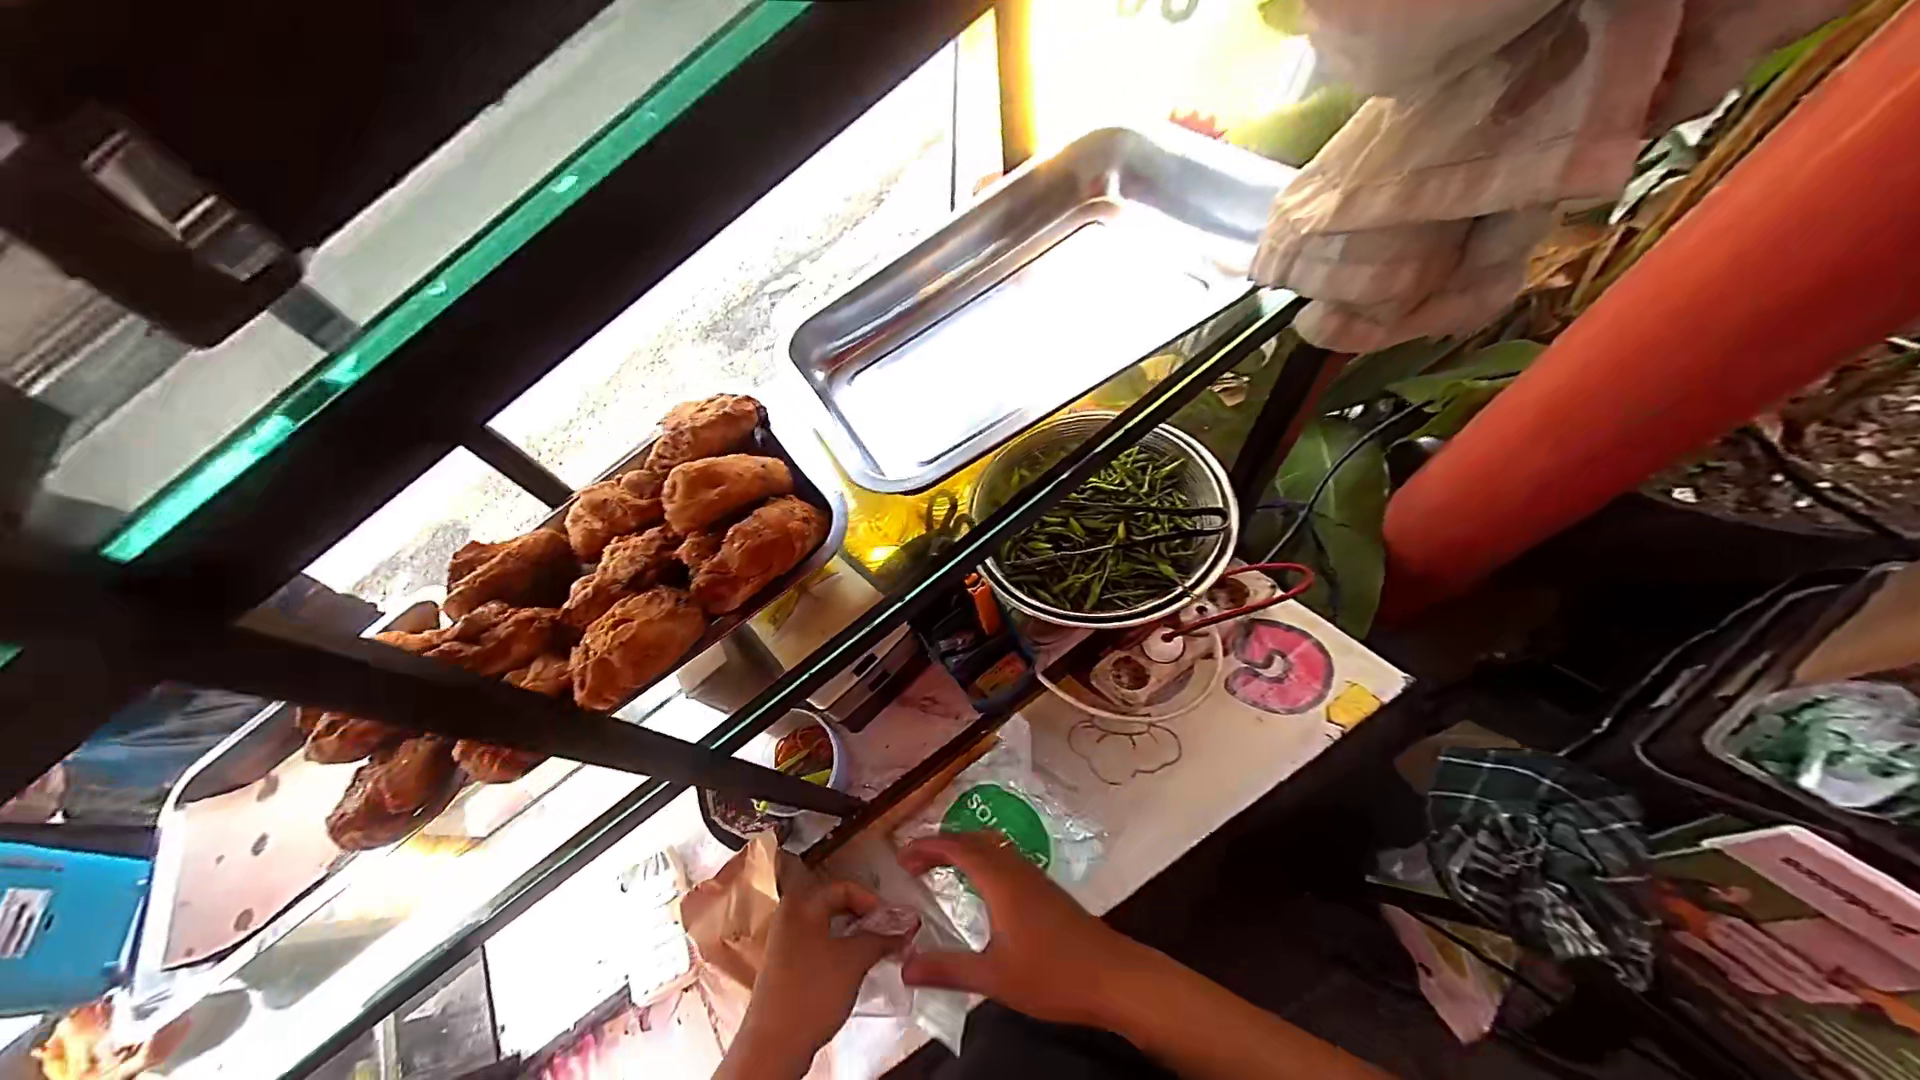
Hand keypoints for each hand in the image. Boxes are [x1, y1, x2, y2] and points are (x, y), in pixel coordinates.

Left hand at [724, 878, 909, 1076]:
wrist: (775, 1046)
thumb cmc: (812, 993)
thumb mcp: (855, 960)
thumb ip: (882, 938)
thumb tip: (905, 926)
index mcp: (801, 904)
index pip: (845, 888)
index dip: (873, 902)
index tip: (892, 920)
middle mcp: (789, 917)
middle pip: (835, 905)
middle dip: (865, 917)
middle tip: (887, 931)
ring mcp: (784, 943)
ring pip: (827, 927)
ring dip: (854, 935)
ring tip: (875, 949)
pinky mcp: (785, 967)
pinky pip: (818, 946)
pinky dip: (839, 950)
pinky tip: (853, 967)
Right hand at [897, 831, 1158, 1028]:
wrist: (1112, 976)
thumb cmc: (1052, 974)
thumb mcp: (994, 977)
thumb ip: (948, 969)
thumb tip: (904, 966)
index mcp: (1000, 880)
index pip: (956, 847)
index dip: (926, 847)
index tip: (900, 857)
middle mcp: (1015, 868)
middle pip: (972, 840)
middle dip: (940, 845)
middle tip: (913, 863)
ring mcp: (1033, 875)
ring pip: (991, 846)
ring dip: (962, 848)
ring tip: (939, 867)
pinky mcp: (1044, 888)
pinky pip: (1003, 858)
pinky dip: (981, 859)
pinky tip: (979, 886)